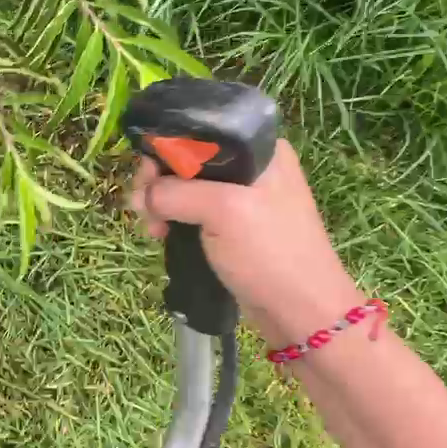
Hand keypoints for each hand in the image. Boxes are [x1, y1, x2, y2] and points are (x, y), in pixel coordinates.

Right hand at [129, 139, 364, 346]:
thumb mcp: (222, 210)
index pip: (197, 132)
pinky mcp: (231, 225)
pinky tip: (160, 234)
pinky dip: (170, 219)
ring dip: (159, 204)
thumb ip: (174, 192)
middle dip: (157, 182)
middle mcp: (250, 167)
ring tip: (151, 229)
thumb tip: (142, 196)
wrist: (304, 315)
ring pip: (182, 187)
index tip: (148, 177)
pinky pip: (189, 211)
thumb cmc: (271, 254)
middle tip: (142, 207)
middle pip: (183, 160)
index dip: (164, 150)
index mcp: (259, 150)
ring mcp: (240, 198)